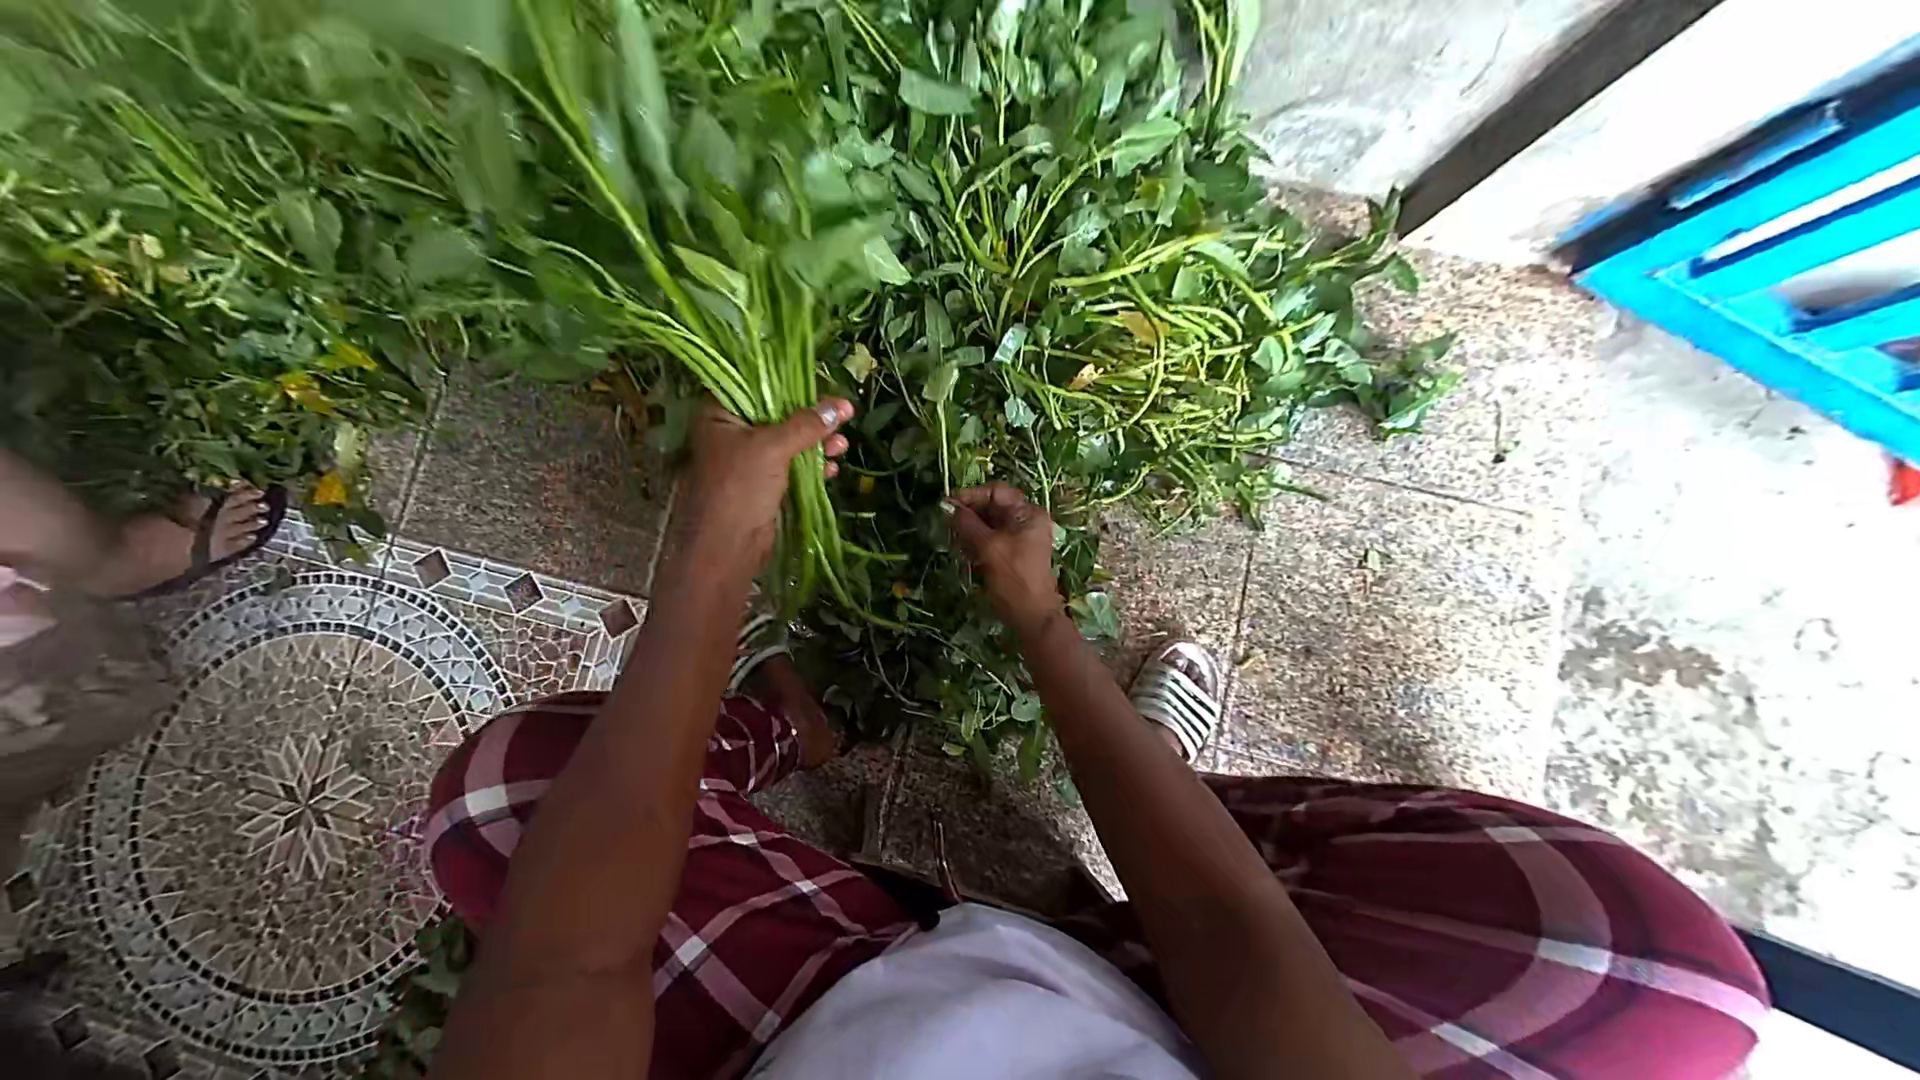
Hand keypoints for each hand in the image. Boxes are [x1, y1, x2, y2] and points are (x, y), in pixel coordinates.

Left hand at [677, 398, 851, 570]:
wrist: (728, 546)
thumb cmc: (740, 487)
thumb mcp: (772, 448)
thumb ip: (806, 425)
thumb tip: (841, 406)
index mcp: (721, 414)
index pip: (757, 385)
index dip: (791, 384)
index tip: (824, 386)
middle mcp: (733, 433)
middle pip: (779, 414)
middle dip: (813, 417)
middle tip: (843, 416)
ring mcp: (750, 460)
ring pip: (790, 442)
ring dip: (818, 443)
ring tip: (842, 446)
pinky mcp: (765, 483)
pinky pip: (794, 466)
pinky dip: (814, 465)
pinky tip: (833, 467)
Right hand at [944, 483, 1062, 632]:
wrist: (1032, 617)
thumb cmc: (1013, 579)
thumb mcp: (988, 548)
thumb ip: (967, 524)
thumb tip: (947, 505)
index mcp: (1028, 513)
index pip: (996, 491)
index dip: (971, 495)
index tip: (948, 505)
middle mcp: (1026, 521)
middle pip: (992, 507)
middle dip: (969, 514)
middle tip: (947, 524)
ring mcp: (1020, 538)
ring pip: (989, 524)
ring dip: (970, 529)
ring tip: (954, 540)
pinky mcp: (1012, 553)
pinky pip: (991, 539)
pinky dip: (976, 542)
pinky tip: (963, 551)